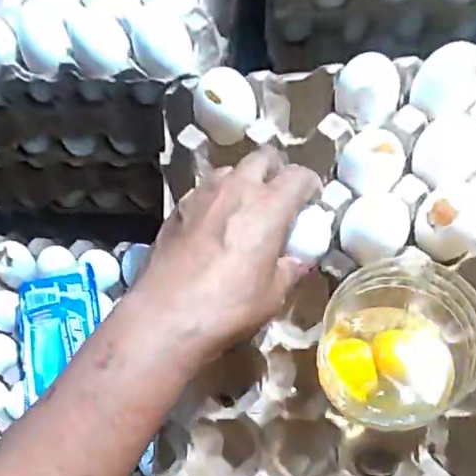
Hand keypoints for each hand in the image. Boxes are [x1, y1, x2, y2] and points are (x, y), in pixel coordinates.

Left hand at [119, 147, 321, 360]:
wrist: (165, 317)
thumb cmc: (227, 308)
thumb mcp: (273, 296)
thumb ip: (290, 269)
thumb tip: (296, 260)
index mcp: (268, 205)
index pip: (300, 176)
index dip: (310, 188)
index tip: (309, 204)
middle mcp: (235, 188)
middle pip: (263, 158)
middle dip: (275, 172)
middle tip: (277, 200)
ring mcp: (201, 195)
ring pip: (229, 171)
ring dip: (242, 183)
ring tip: (242, 211)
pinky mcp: (176, 210)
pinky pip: (203, 192)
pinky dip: (215, 201)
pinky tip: (212, 228)